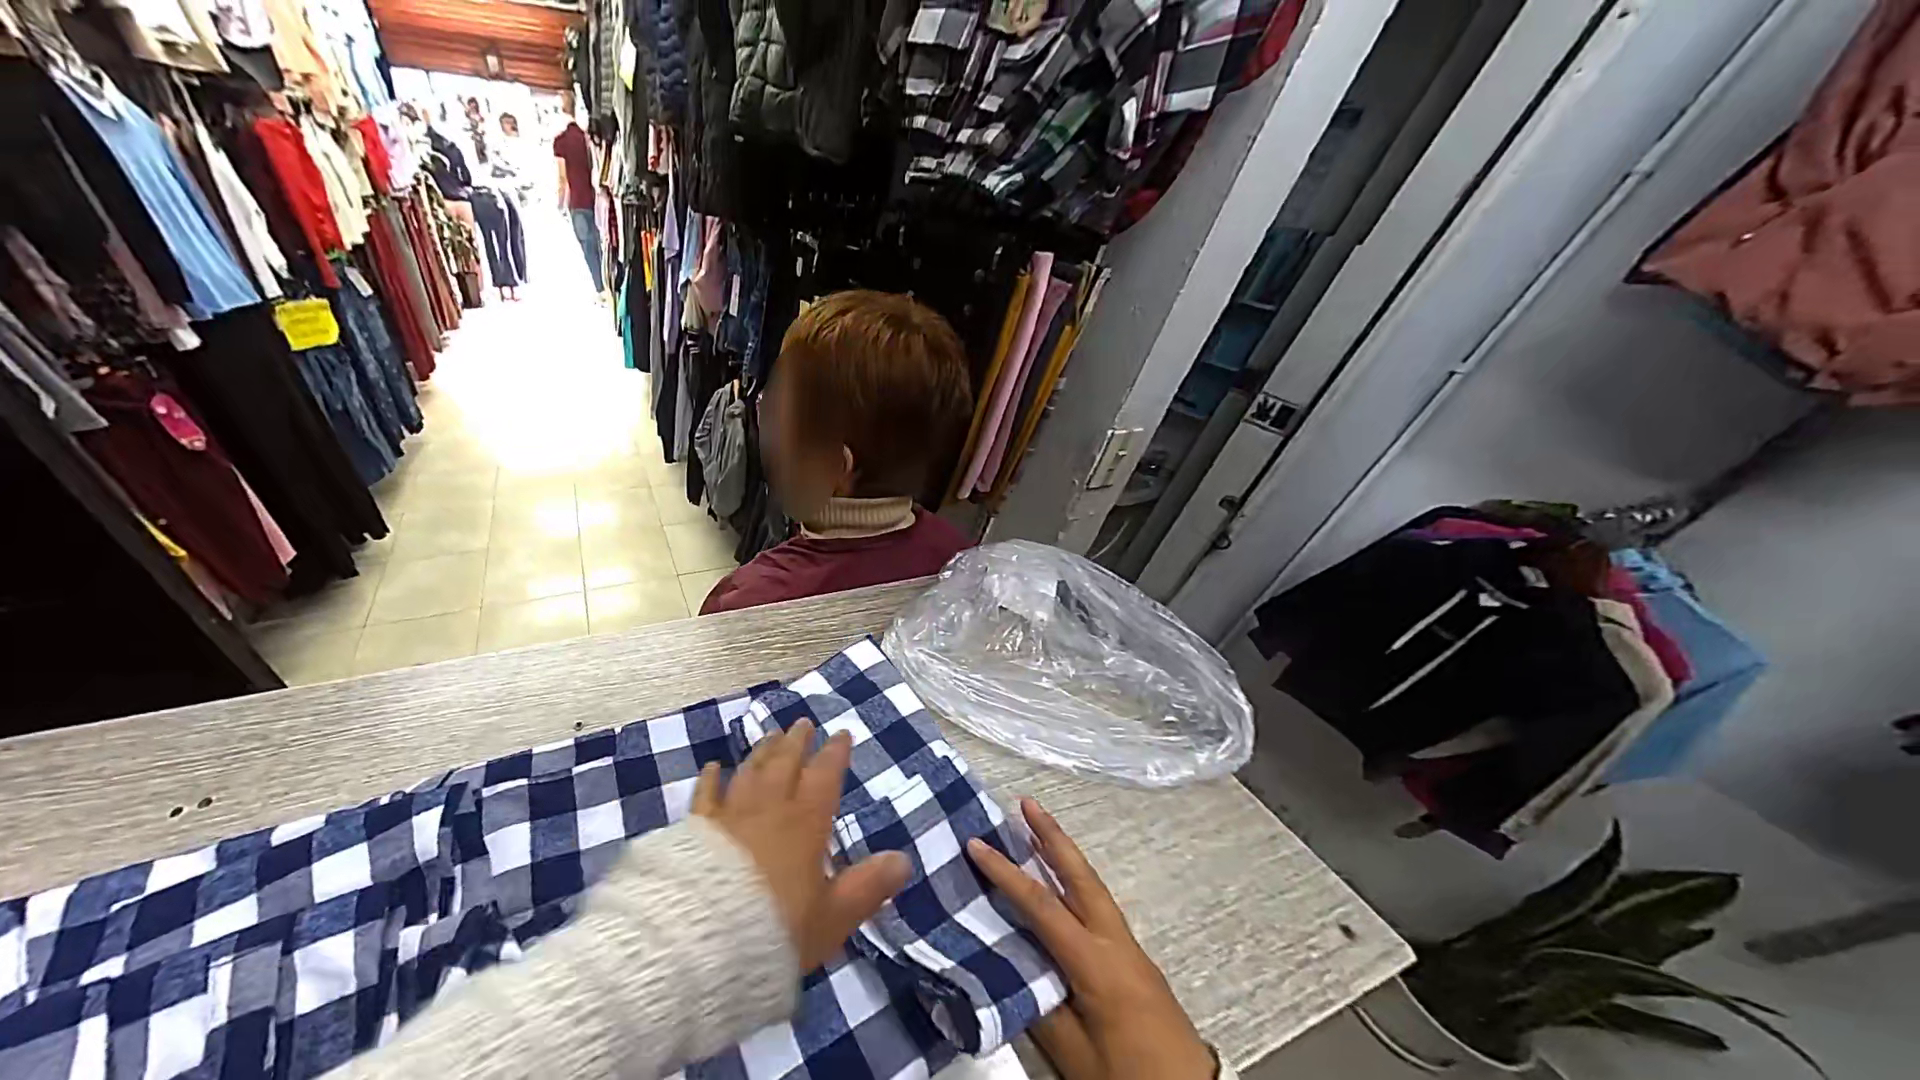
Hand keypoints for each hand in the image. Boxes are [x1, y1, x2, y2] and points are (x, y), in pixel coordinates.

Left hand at [694, 718, 910, 970]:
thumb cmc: (774, 929)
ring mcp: (729, 817)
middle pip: (784, 765)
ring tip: (770, 736)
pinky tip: (712, 767)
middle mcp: (768, 809)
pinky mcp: (696, 833)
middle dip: (797, 743)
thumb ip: (868, 886)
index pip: (824, 777)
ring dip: (762, 752)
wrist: (701, 942)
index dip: (835, 754)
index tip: (842, 734)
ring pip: (749, 773)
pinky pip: (705, 797)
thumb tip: (903, 860)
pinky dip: (710, 779)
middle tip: (803, 723)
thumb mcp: (833, 915)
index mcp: (805, 823)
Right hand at [968, 798, 1215, 1079]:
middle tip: (1026, 803)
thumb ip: (1040, 1004)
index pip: (1042, 905)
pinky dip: (1075, 880)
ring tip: (1038, 828)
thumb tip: (1008, 964)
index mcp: (1095, 961)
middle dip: (1051, 835)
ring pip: (1091, 884)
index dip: (1006, 873)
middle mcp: (1114, 940)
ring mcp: (1127, 944)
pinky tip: (1062, 882)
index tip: (977, 845)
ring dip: (1064, 853)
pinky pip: (1096, 903)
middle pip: (1079, 875)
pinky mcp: (1132, 955)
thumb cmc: (1130, 1074)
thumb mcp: (1075, 1054)